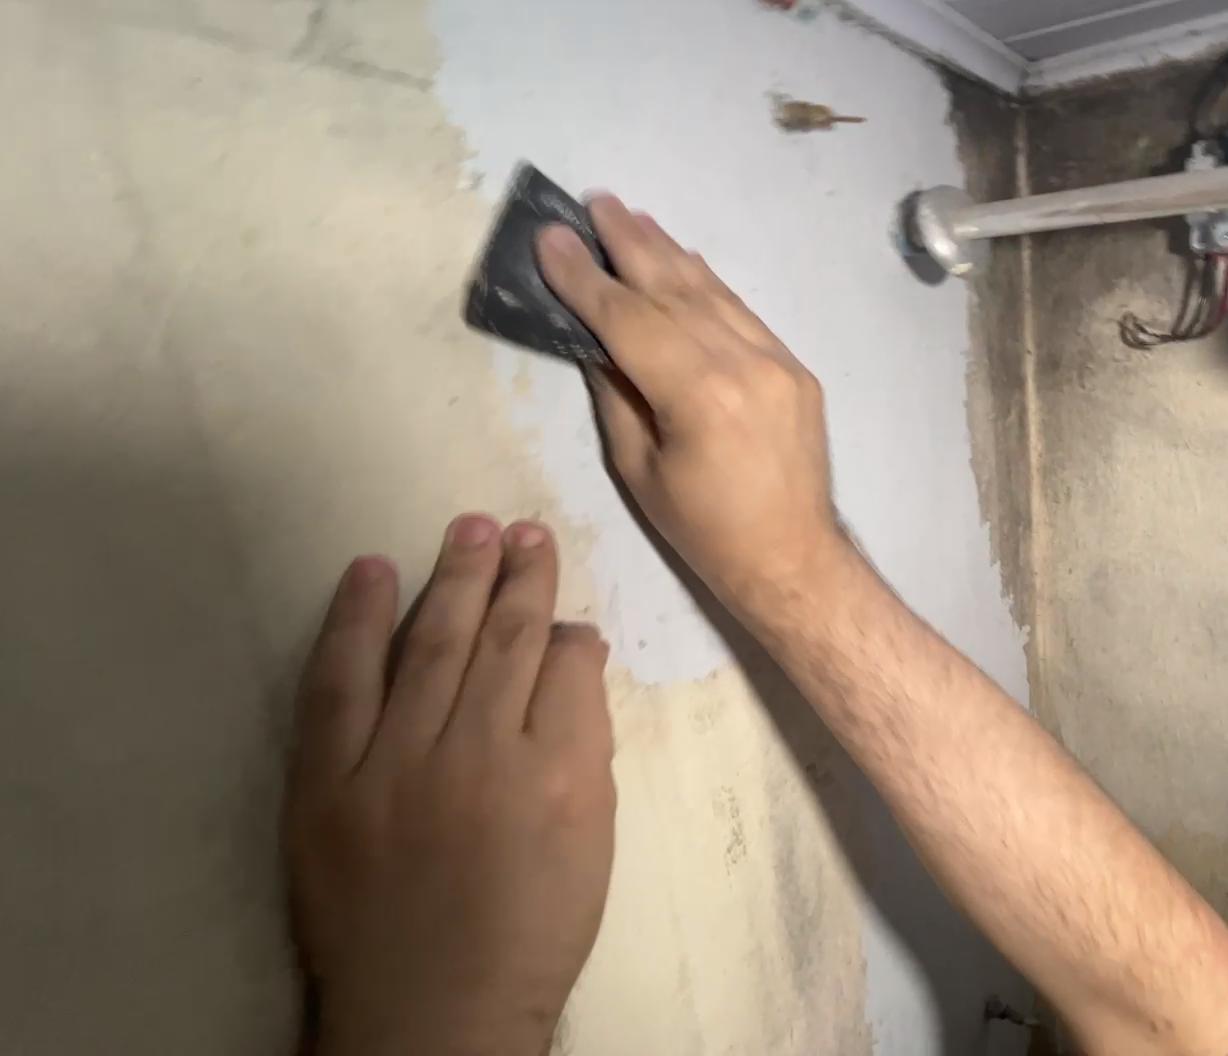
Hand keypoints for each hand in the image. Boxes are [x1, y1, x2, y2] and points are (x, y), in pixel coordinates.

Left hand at [285, 515, 615, 1055]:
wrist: (435, 1009)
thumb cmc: (541, 916)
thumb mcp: (596, 823)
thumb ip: (589, 730)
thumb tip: (577, 653)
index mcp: (557, 765)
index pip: (566, 661)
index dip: (567, 624)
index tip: (565, 599)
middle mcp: (479, 750)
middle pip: (504, 639)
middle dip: (520, 576)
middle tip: (526, 527)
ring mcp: (395, 763)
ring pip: (432, 644)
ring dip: (455, 577)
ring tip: (472, 526)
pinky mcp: (326, 784)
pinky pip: (338, 685)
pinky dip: (354, 623)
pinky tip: (371, 573)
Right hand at [535, 198, 846, 619]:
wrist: (792, 556)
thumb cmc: (706, 530)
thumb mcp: (640, 469)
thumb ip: (616, 394)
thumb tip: (595, 339)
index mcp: (700, 394)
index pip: (629, 318)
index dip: (583, 277)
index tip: (548, 237)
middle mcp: (745, 364)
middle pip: (676, 290)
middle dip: (630, 244)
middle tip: (594, 203)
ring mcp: (780, 364)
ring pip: (716, 295)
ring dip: (672, 255)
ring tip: (635, 219)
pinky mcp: (798, 373)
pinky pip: (747, 318)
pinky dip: (714, 289)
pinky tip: (691, 266)